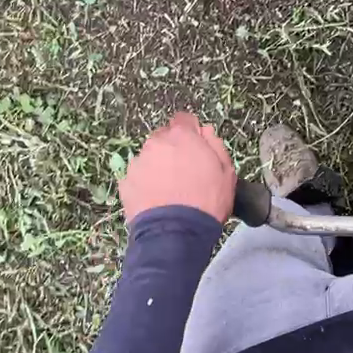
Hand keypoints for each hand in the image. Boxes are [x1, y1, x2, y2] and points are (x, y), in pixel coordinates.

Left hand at [119, 112, 235, 223]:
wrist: (176, 234)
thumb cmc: (207, 201)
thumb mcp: (227, 172)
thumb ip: (215, 145)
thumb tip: (206, 131)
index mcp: (182, 136)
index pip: (184, 119)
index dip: (191, 132)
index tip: (196, 147)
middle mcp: (156, 143)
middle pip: (164, 137)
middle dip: (173, 149)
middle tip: (184, 172)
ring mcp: (138, 163)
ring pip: (150, 157)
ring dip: (158, 166)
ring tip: (169, 190)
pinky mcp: (125, 183)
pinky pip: (138, 177)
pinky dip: (145, 184)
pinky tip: (156, 200)